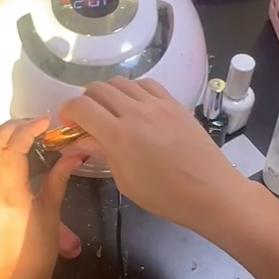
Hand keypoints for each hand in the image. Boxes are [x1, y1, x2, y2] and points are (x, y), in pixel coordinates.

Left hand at [0, 117, 82, 278]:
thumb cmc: (38, 254)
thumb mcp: (52, 215)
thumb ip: (59, 179)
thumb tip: (75, 154)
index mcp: (10, 197)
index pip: (14, 150)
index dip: (29, 130)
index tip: (45, 121)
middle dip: (8, 127)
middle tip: (29, 122)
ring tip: (21, 134)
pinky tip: (11, 156)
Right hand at [58, 78, 255, 230]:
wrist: (210, 191)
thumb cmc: (165, 196)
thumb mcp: (125, 181)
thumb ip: (102, 153)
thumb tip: (80, 141)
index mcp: (119, 136)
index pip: (82, 107)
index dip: (68, 111)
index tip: (68, 122)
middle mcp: (136, 112)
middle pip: (98, 89)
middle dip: (86, 101)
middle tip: (88, 120)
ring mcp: (158, 104)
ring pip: (121, 82)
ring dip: (108, 94)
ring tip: (112, 112)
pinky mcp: (175, 103)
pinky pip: (146, 84)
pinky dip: (133, 90)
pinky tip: (136, 106)